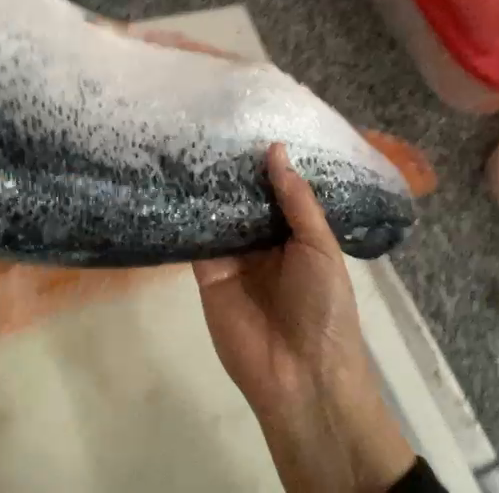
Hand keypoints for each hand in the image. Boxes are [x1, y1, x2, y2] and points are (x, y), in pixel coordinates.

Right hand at [194, 145, 416, 492]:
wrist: (301, 375)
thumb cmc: (324, 308)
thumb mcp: (320, 247)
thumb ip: (296, 200)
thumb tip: (275, 148)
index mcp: (297, 234)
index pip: (276, 190)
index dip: (263, 163)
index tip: (245, 124)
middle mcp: (263, 241)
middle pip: (243, 199)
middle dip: (231, 171)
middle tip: (208, 125)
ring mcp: (234, 257)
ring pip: (218, 214)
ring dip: (207, 187)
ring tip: (187, 142)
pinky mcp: (206, 274)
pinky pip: (196, 240)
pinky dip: (187, 215)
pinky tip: (173, 182)